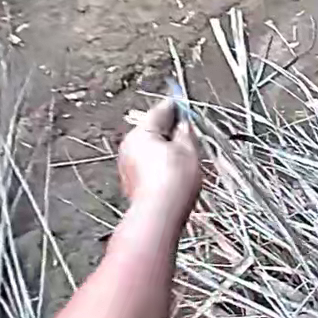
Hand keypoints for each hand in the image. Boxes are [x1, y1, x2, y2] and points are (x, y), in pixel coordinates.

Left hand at [118, 98, 201, 227]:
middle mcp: (129, 146)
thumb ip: (185, 132)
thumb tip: (183, 123)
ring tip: (184, 159)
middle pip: (152, 131)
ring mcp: (127, 165)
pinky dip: (159, 165)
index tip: (183, 104)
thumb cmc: (174, 179)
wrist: (159, 214)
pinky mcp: (131, 182)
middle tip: (189, 135)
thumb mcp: (187, 150)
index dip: (175, 107)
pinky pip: (147, 166)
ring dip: (165, 150)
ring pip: (150, 149)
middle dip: (170, 132)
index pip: (159, 112)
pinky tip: (173, 174)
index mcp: (141, 133)